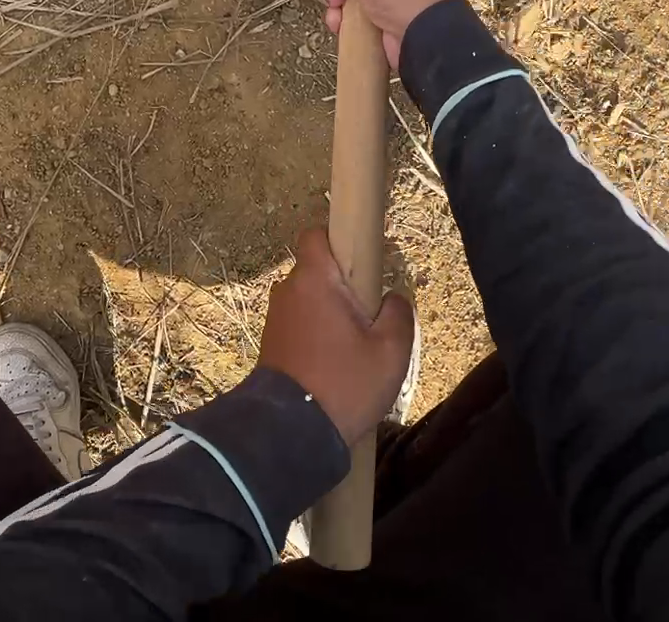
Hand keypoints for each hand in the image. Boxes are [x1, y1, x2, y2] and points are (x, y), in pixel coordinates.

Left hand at [256, 228, 414, 444]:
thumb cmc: (345, 382)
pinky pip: (299, 322)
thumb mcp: (391, 351)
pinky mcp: (270, 342)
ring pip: (309, 299)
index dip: (338, 241)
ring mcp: (276, 316)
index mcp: (314, 278)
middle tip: (368, 317)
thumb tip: (391, 299)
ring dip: (329, 313)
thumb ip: (398, 313)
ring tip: (353, 347)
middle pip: (318, 270)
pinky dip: (316, 332)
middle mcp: (288, 289)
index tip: (362, 265)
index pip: (316, 235)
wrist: (291, 432)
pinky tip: (334, 362)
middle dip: (342, 286)